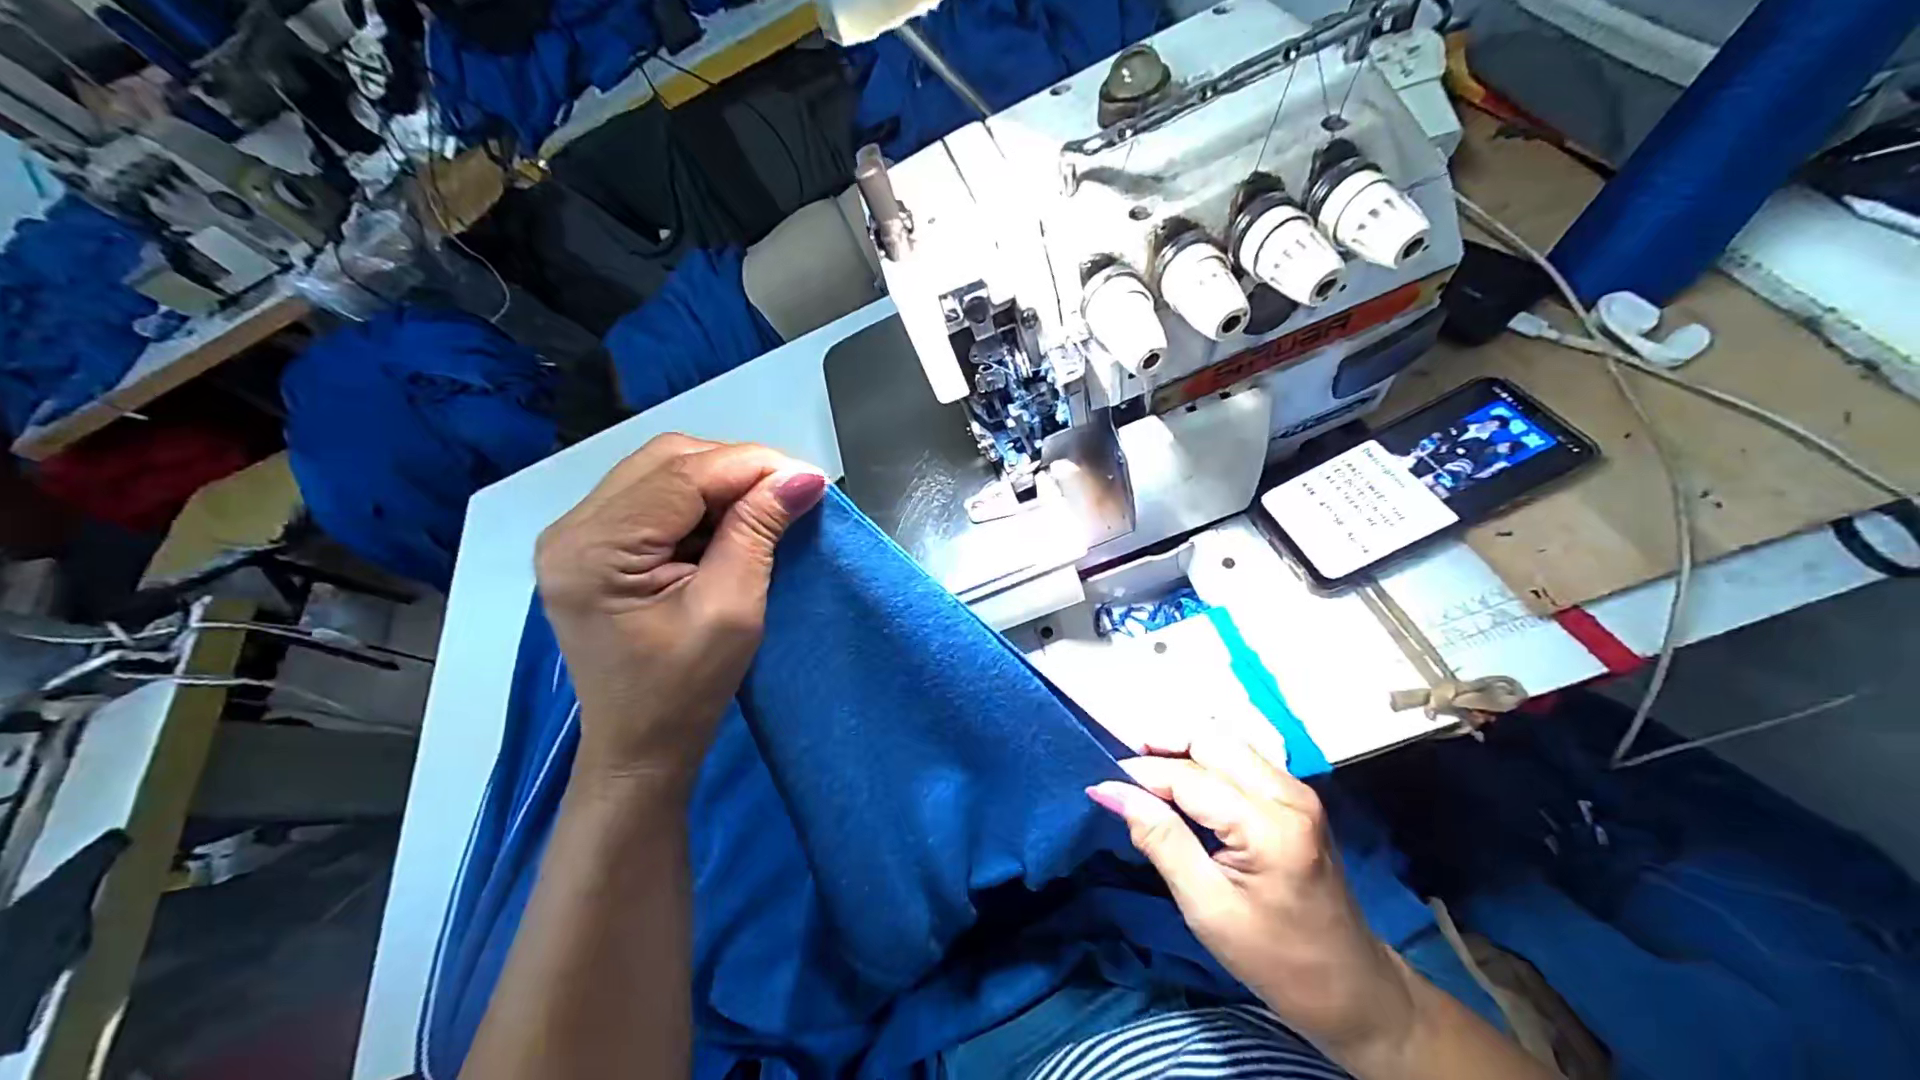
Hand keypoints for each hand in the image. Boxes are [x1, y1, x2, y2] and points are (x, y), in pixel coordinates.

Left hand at [534, 434, 827, 791]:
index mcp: (595, 550)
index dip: (752, 465)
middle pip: (666, 459)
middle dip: (735, 467)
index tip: (809, 479)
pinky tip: (728, 523)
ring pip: (661, 470)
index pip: (682, 474)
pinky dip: (699, 500)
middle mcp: (572, 529)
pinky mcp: (592, 545)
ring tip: (763, 509)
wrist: (641, 746)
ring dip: (719, 481)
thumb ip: (757, 533)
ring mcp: (576, 534)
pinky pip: (653, 495)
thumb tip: (800, 477)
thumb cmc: (686, 692)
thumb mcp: (731, 611)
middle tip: (787, 494)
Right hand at [1086, 736, 1416, 1057]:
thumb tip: (1110, 790)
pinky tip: (1183, 787)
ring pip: (1224, 740)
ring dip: (1181, 750)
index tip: (1102, 783)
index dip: (1139, 774)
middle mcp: (1287, 793)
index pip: (1188, 776)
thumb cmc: (1275, 958)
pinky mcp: (1294, 795)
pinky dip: (1203, 760)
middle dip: (1162, 747)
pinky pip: (1239, 757)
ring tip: (1147, 780)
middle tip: (1125, 777)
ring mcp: (1295, 790)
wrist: (1350, 988)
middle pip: (1210, 738)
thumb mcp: (1206, 907)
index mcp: (1269, 826)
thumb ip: (1159, 839)